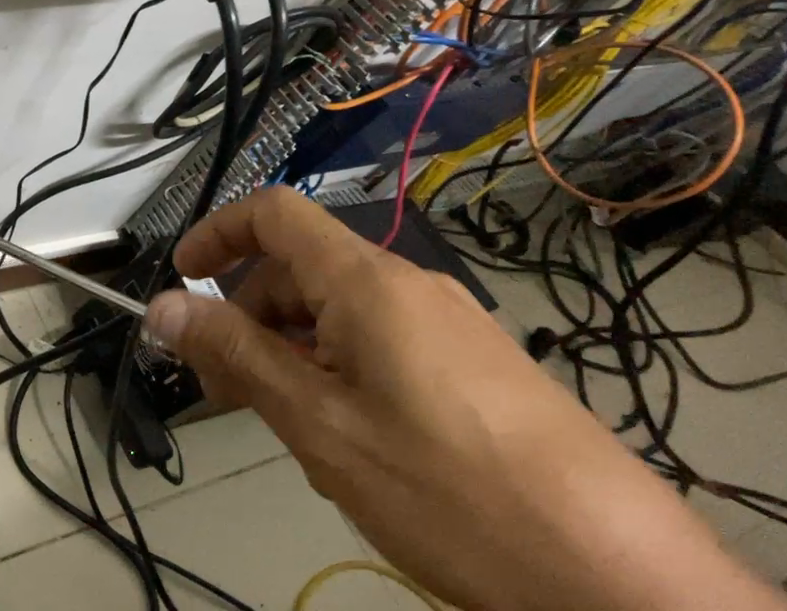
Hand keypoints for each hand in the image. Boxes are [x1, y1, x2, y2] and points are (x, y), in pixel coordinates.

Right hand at [141, 187, 786, 610]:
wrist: (624, 583)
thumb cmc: (448, 489)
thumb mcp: (319, 424)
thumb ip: (235, 356)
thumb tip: (162, 306)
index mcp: (369, 283)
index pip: (274, 213)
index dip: (216, 233)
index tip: (181, 281)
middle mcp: (412, 288)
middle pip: (302, 269)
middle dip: (246, 315)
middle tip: (220, 388)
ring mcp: (452, 329)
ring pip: (340, 313)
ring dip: (289, 351)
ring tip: (282, 425)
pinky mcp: (479, 370)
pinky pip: (383, 345)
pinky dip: (337, 371)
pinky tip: (346, 441)